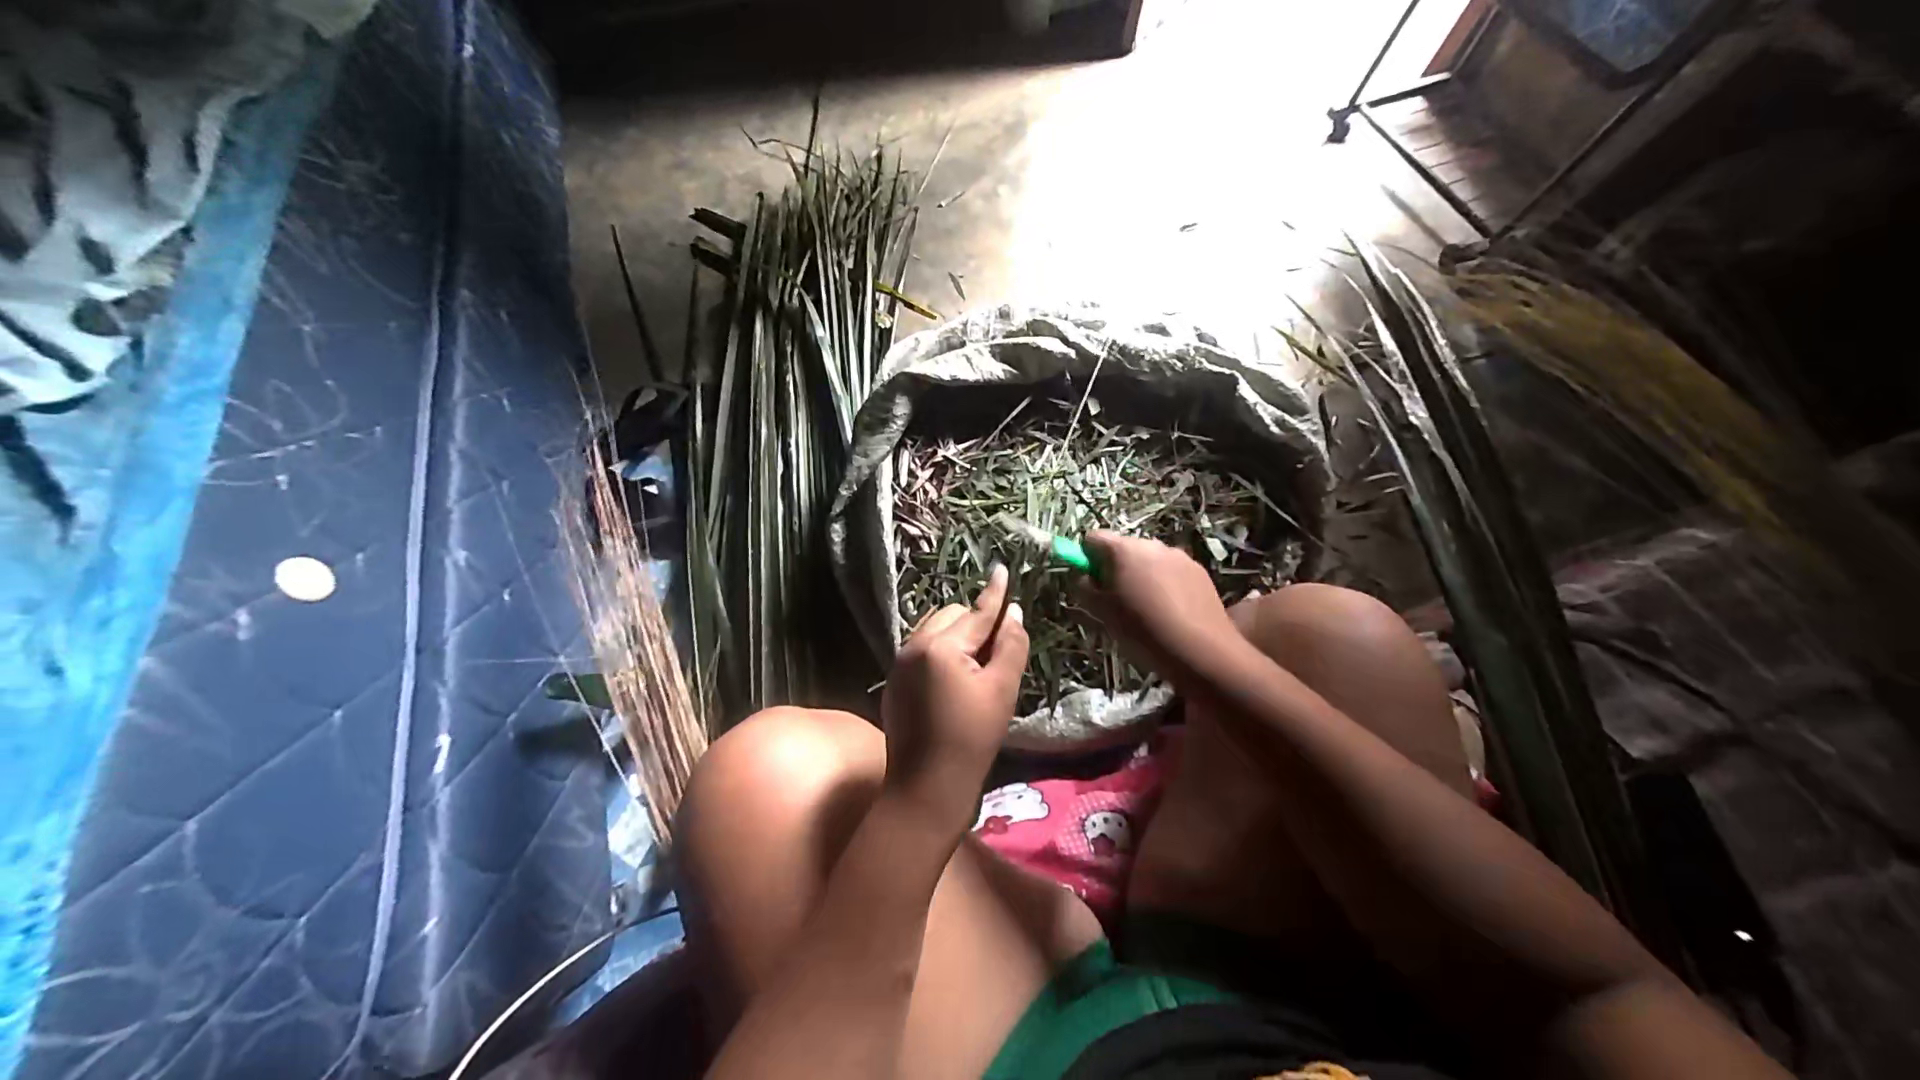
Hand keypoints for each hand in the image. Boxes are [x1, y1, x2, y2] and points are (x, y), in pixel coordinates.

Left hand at [881, 564, 1028, 821]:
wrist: (927, 787)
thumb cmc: (972, 738)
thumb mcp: (1002, 690)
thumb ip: (1010, 645)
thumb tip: (1013, 612)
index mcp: (940, 646)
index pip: (976, 611)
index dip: (994, 592)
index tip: (1003, 569)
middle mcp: (913, 647)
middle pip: (951, 616)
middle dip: (975, 622)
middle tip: (999, 648)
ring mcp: (898, 665)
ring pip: (934, 632)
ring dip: (957, 637)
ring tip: (979, 666)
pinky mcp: (894, 684)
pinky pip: (921, 653)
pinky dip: (941, 654)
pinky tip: (955, 682)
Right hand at [1076, 531, 1237, 679]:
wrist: (1201, 651)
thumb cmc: (1142, 631)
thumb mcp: (1101, 613)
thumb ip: (1085, 588)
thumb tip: (1085, 578)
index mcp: (1123, 550)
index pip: (1092, 538)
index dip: (1087, 559)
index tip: (1093, 585)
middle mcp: (1151, 544)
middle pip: (1123, 548)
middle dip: (1117, 569)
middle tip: (1118, 602)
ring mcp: (1179, 556)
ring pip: (1149, 560)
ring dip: (1142, 576)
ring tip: (1148, 611)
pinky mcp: (1199, 571)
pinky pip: (1171, 571)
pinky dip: (1165, 585)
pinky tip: (1170, 612)